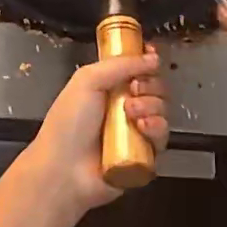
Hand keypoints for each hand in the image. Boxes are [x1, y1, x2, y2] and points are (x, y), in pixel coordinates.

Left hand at [15, 47, 168, 214]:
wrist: (64, 170)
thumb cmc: (68, 123)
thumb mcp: (87, 80)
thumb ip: (120, 63)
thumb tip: (152, 57)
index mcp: (107, 86)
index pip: (136, 68)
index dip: (147, 61)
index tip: (152, 56)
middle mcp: (123, 107)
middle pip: (155, 87)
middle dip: (150, 84)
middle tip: (134, 89)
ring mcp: (134, 131)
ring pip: (161, 110)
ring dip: (152, 106)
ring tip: (131, 112)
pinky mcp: (144, 155)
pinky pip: (162, 137)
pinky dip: (156, 128)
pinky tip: (142, 128)